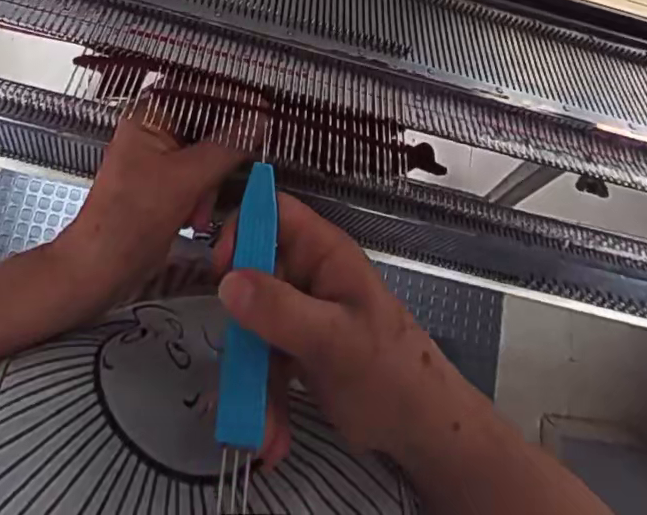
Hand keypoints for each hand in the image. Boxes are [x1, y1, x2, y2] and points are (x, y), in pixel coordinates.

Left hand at [49, 98, 263, 317]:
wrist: (103, 266)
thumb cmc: (132, 216)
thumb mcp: (186, 178)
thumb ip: (226, 146)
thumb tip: (258, 119)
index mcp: (147, 116)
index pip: (196, 92)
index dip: (230, 99)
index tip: (262, 108)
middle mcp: (152, 131)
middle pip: (204, 125)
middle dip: (219, 155)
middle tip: (233, 172)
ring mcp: (157, 159)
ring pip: (205, 155)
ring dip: (210, 183)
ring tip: (200, 211)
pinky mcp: (163, 186)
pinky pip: (197, 179)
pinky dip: (202, 197)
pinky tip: (195, 219)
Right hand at [215, 194, 476, 463]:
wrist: (424, 435)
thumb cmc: (391, 373)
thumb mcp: (334, 339)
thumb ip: (281, 309)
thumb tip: (226, 282)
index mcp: (322, 251)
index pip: (274, 211)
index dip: (244, 227)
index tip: (223, 267)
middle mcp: (305, 273)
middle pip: (251, 270)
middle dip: (241, 321)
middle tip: (237, 354)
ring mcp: (297, 310)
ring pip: (251, 322)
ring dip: (251, 374)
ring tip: (262, 427)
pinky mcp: (292, 345)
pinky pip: (261, 356)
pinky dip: (262, 394)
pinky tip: (272, 435)